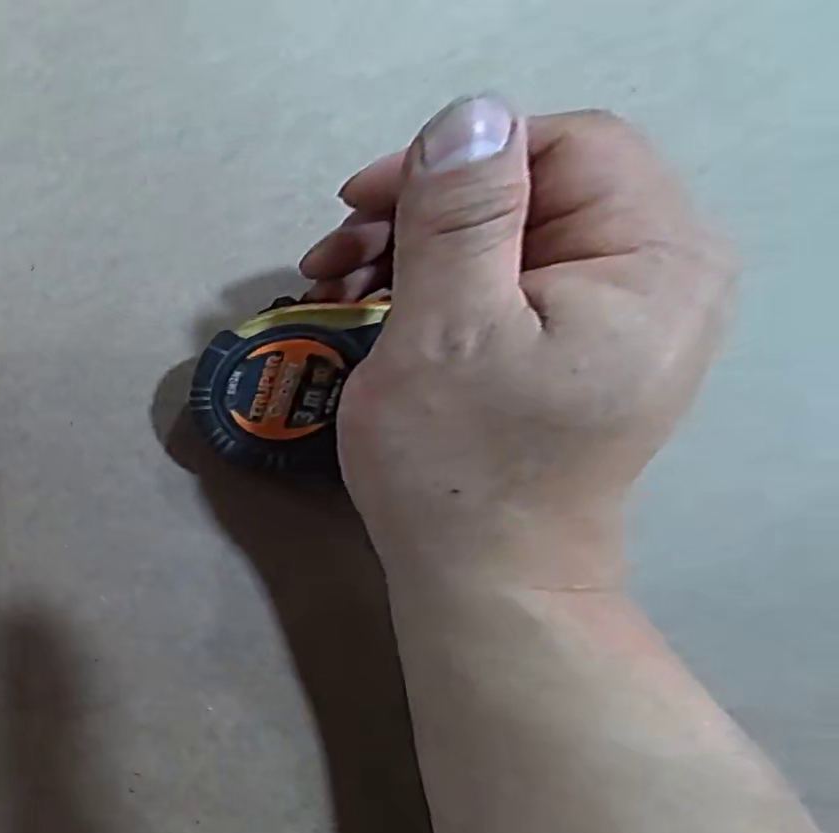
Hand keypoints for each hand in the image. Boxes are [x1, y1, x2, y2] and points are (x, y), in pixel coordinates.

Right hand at [300, 100, 737, 590]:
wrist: (480, 568)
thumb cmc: (455, 458)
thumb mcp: (443, 334)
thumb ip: (460, 221)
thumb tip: (464, 116)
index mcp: (649, 254)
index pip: (560, 147)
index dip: (448, 162)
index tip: (352, 206)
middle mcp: (651, 274)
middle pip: (531, 195)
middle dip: (417, 215)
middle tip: (329, 261)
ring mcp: (610, 320)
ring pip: (507, 246)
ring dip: (411, 255)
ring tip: (338, 293)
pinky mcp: (566, 355)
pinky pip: (500, 293)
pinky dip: (430, 294)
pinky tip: (379, 321)